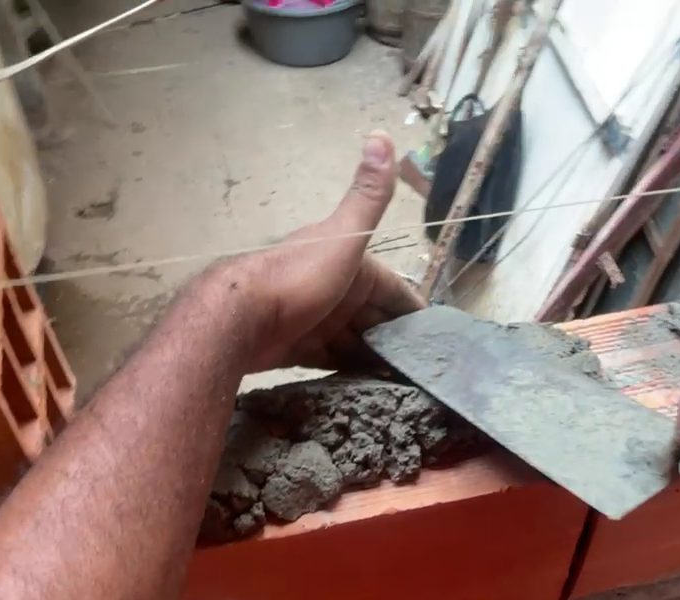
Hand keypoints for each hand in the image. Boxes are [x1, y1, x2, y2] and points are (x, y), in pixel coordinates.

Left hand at [223, 133, 424, 370]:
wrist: (242, 317)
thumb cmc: (298, 277)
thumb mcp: (343, 236)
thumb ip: (367, 198)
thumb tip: (382, 133)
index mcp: (350, 265)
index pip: (393, 290)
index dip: (414, 311)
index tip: (437, 337)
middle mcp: (336, 291)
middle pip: (374, 319)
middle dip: (396, 340)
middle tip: (422, 370)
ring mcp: (317, 320)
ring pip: (355, 342)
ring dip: (374, 358)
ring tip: (400, 383)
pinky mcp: (300, 348)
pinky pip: (333, 360)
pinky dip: (349, 370)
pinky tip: (366, 386)